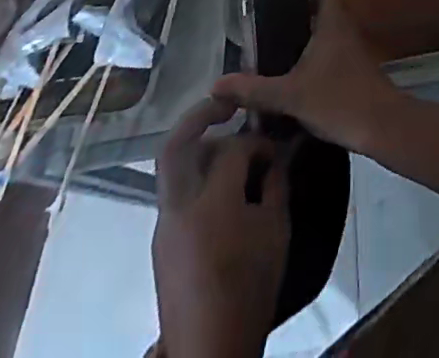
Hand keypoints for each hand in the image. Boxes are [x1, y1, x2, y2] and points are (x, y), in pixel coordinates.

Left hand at [153, 97, 290, 357]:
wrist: (210, 344)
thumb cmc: (252, 285)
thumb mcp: (276, 230)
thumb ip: (275, 184)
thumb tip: (276, 156)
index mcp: (211, 204)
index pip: (233, 150)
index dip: (258, 141)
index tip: (276, 149)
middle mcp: (178, 207)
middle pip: (174, 146)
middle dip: (199, 116)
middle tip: (226, 105)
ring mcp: (163, 223)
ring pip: (173, 168)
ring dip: (200, 149)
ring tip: (232, 152)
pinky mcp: (161, 239)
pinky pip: (176, 192)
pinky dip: (198, 176)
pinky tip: (224, 188)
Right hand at [213, 0, 399, 151]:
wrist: (383, 126)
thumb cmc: (341, 101)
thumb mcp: (291, 96)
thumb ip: (253, 89)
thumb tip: (216, 84)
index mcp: (333, 22)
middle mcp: (344, 28)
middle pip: (324, 0)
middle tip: (265, 3)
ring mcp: (350, 47)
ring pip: (326, 24)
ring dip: (303, 23)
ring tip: (268, 31)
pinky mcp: (351, 66)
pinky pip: (328, 45)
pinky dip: (309, 45)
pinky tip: (286, 64)